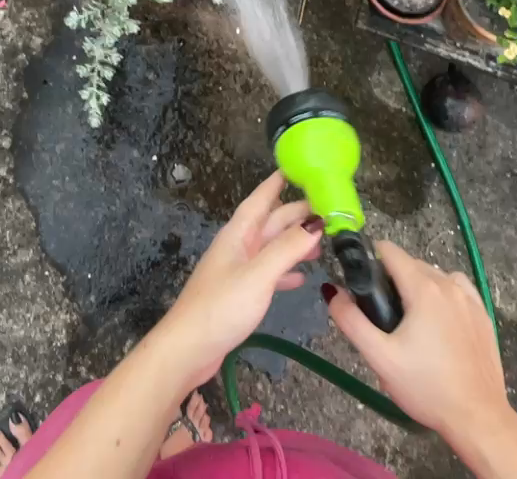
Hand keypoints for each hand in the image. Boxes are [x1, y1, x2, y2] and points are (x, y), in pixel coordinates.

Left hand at [153, 171, 322, 384]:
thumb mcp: (259, 274)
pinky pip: (267, 273)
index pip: (260, 200)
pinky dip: (285, 271)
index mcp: (238, 235)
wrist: (189, 347)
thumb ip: (287, 249)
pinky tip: (300, 277)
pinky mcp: (239, 293)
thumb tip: (316, 222)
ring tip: (321, 243)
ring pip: (270, 247)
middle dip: (295, 214)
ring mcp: (237, 270)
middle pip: (269, 223)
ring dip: (294, 243)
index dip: (276, 183)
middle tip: (326, 209)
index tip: (297, 168)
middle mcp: (237, 247)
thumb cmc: (222, 306)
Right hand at [324, 240, 510, 440]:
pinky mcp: (484, 316)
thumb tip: (333, 291)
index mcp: (423, 288)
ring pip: (434, 275)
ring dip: (417, 285)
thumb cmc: (426, 387)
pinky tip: (438, 319)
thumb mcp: (379, 357)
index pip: (389, 250)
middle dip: (390, 278)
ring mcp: (470, 300)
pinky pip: (457, 288)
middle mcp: (448, 285)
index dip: (369, 260)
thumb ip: (350, 320)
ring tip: (409, 321)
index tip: (361, 285)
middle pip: (410, 263)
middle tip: (382, 315)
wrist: (479, 420)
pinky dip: (443, 293)